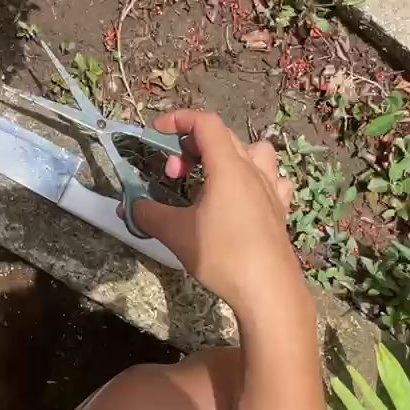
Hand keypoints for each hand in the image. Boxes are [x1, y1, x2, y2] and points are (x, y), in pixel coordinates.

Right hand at [132, 109, 311, 329]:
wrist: (268, 289)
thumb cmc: (222, 255)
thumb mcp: (176, 234)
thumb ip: (149, 215)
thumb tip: (129, 207)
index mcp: (227, 167)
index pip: (205, 123)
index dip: (179, 120)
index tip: (157, 132)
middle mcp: (253, 170)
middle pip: (224, 137)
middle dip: (192, 146)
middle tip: (173, 173)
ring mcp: (271, 189)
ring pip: (255, 152)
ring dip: (230, 155)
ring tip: (212, 177)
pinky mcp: (280, 210)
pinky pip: (272, 179)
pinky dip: (255, 178)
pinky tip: (244, 197)